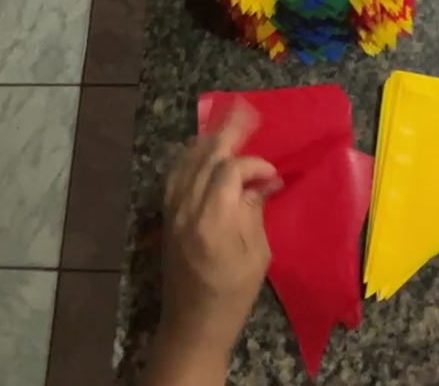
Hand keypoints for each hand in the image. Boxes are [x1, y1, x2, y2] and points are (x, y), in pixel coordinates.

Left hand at [149, 103, 279, 385]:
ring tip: (227, 124)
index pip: (231, 169)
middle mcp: (188, 208)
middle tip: (248, 112)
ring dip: (208, 140)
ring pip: (187, 161)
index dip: (254, 163)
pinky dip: (191, 156)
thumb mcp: (257, 255)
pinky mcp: (166, 216)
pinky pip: (176, 174)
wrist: (193, 325)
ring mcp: (173, 210)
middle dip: (228, 132)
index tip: (272, 173)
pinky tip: (202, 150)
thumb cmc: (233, 294)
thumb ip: (255, 210)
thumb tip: (263, 180)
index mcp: (214, 219)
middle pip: (206, 156)